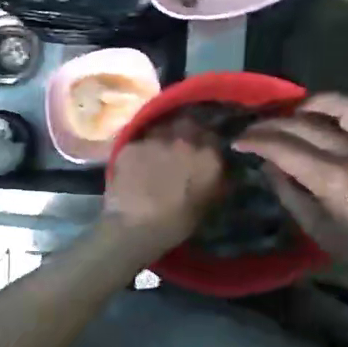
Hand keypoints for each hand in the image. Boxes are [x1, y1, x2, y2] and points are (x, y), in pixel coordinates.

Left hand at [102, 125, 224, 259]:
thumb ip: (218, 173)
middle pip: (186, 122)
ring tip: (158, 146)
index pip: (212, 132)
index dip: (206, 136)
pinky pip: (138, 140)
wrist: (137, 224)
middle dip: (185, 128)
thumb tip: (218, 160)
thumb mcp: (212, 198)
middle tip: (179, 139)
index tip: (202, 140)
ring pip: (160, 127)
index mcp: (208, 155)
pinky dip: (140, 147)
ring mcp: (153, 141)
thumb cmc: (178, 220)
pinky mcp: (129, 146)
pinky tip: (137, 158)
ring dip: (162, 134)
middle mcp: (182, 142)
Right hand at [234, 94, 347, 319]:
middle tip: (256, 130)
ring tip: (305, 112)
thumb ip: (291, 194)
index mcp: (334, 178)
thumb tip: (273, 168)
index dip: (254, 141)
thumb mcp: (318, 230)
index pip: (283, 147)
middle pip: (309, 124)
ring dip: (324, 104)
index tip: (237, 143)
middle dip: (274, 124)